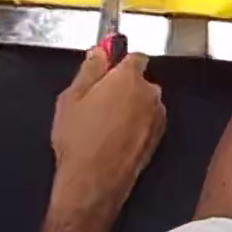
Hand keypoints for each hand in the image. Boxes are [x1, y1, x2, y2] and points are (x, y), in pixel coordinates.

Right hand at [50, 49, 166, 217]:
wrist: (96, 178)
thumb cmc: (80, 139)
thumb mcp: (72, 97)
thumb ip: (90, 69)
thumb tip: (99, 52)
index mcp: (129, 79)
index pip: (134, 56)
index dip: (119, 61)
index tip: (107, 66)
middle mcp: (150, 94)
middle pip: (140, 80)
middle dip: (123, 85)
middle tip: (97, 99)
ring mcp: (158, 115)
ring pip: (145, 100)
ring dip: (131, 104)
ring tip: (104, 121)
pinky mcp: (160, 134)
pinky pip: (148, 119)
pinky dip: (136, 122)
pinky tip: (116, 134)